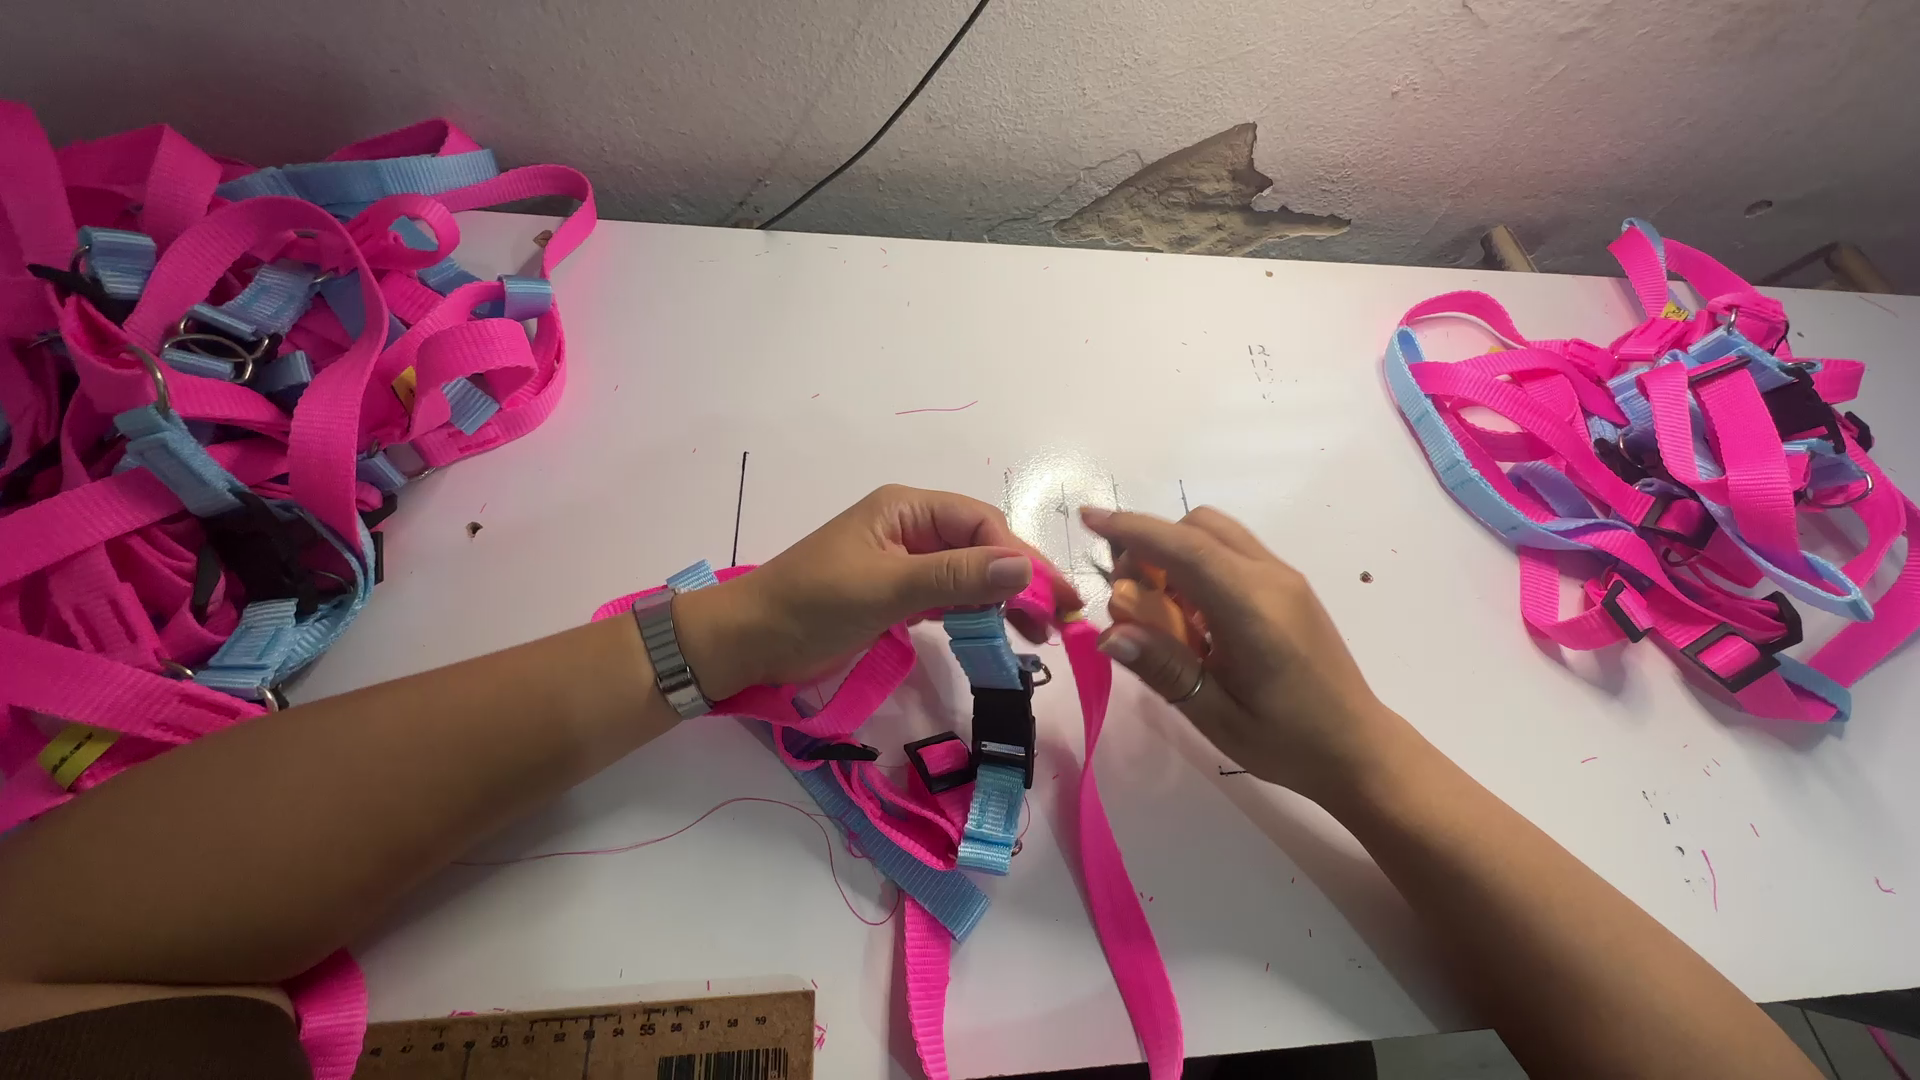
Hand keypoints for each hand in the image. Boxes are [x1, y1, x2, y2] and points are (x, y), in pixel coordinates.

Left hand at [677, 485, 1079, 699]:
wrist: (751, 641)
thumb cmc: (813, 605)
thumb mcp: (886, 588)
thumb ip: (955, 577)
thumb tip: (1025, 568)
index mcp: (907, 509)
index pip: (980, 524)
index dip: (1020, 558)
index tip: (1052, 599)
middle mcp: (911, 528)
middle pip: (981, 547)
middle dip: (1019, 580)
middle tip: (1059, 620)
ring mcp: (905, 562)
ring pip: (969, 574)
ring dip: (1002, 600)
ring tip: (1038, 634)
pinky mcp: (899, 593)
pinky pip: (949, 597)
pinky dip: (974, 614)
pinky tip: (997, 633)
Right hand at [1079, 505, 1409, 803]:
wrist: (1360, 749)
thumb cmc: (1288, 741)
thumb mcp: (1217, 716)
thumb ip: (1164, 668)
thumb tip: (1110, 634)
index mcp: (1252, 608)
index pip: (1184, 548)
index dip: (1133, 529)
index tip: (1090, 518)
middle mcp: (1271, 578)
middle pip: (1198, 527)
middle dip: (1151, 543)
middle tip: (1129, 596)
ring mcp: (1284, 578)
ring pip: (1217, 533)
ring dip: (1175, 551)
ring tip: (1159, 606)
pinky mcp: (1288, 587)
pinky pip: (1233, 552)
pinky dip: (1199, 564)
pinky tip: (1194, 615)